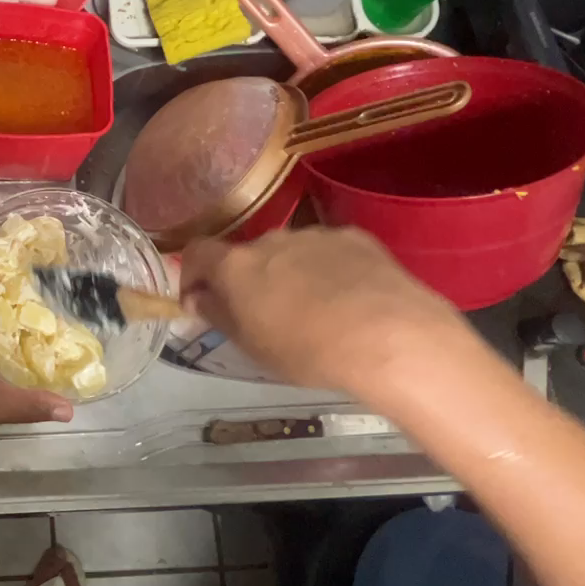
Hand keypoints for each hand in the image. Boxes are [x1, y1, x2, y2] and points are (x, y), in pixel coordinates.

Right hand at [178, 226, 479, 396]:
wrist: (392, 338)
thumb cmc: (307, 350)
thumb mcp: (251, 346)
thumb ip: (217, 314)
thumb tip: (197, 297)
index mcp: (236, 265)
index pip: (196, 252)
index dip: (192, 273)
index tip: (199, 297)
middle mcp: (270, 240)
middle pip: (247, 254)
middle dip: (248, 279)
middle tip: (264, 314)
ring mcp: (315, 235)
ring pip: (289, 252)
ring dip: (289, 273)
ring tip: (314, 310)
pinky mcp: (356, 238)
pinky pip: (329, 252)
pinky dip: (328, 269)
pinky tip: (348, 299)